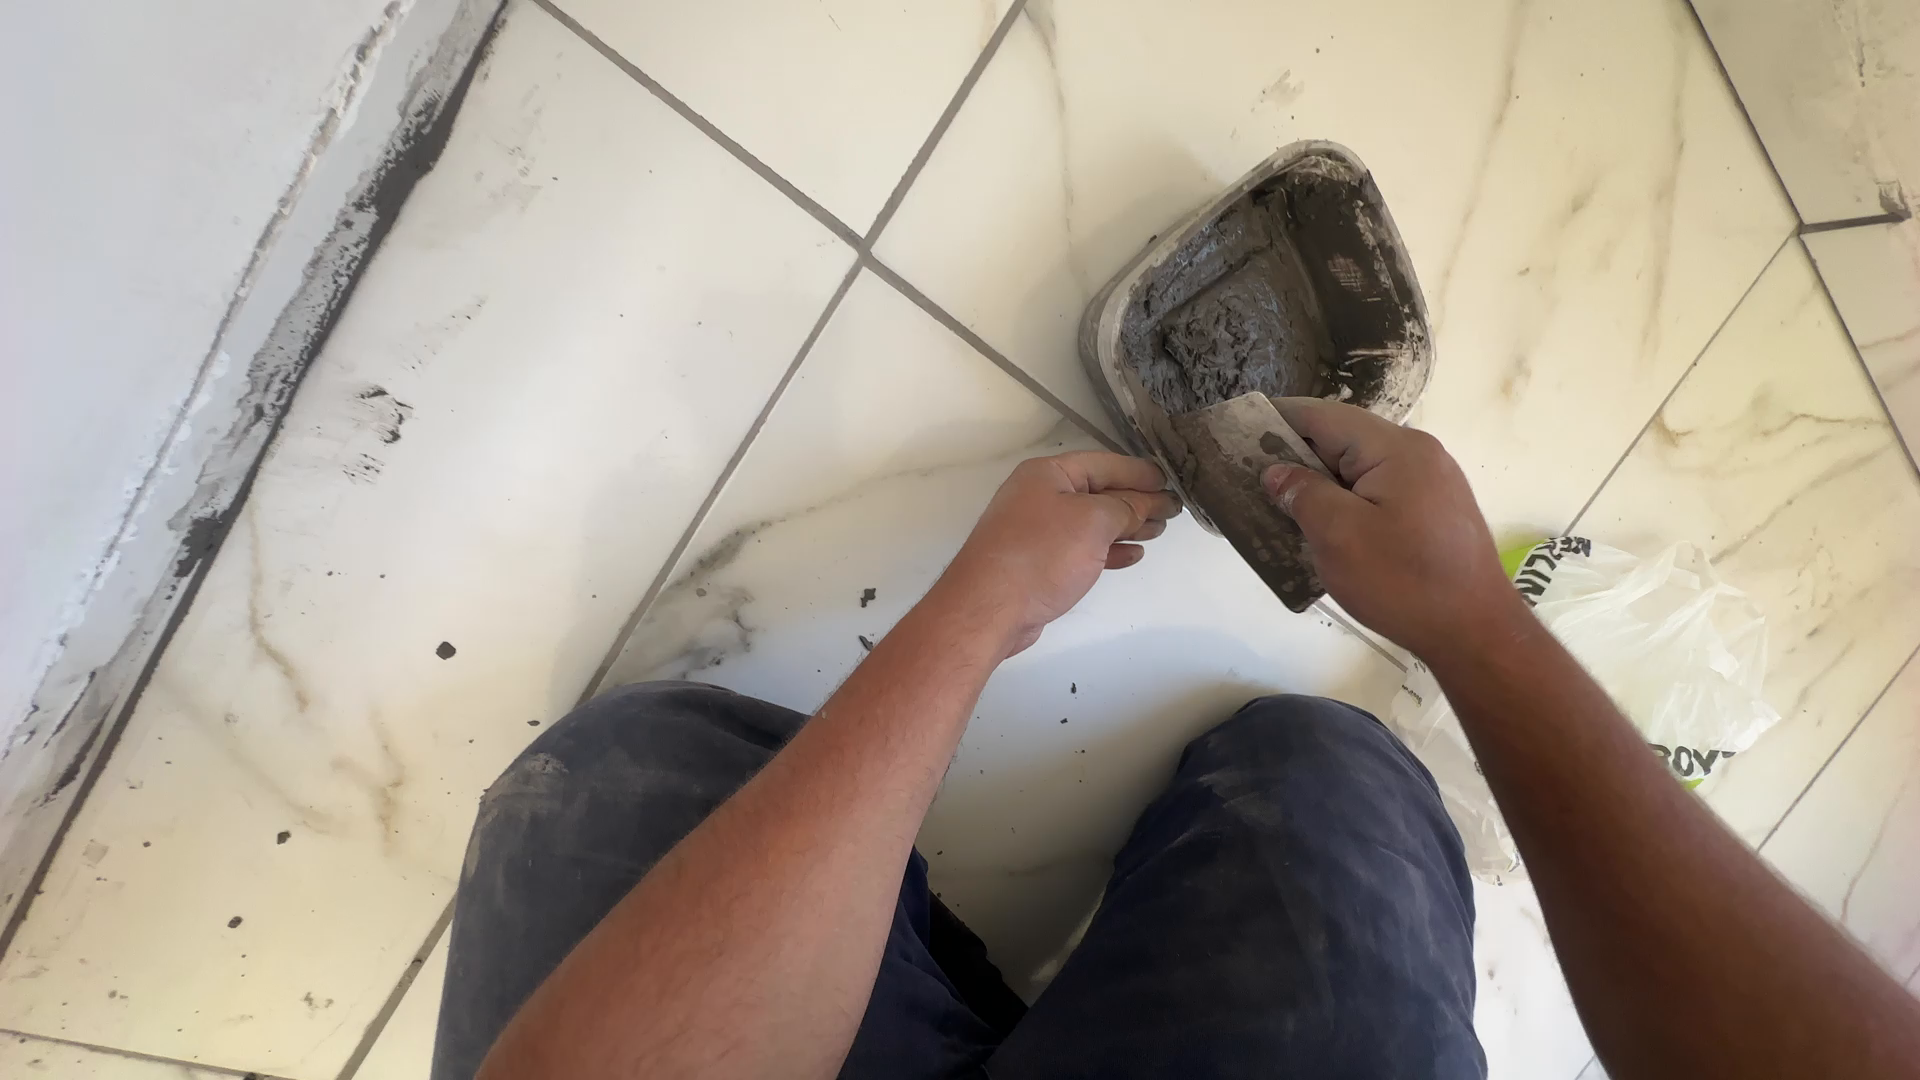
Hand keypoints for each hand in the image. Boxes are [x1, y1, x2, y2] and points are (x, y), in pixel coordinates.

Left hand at [939, 452, 1181, 657]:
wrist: (990, 607)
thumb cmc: (1041, 554)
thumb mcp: (1093, 521)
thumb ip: (1126, 508)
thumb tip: (1145, 505)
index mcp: (1048, 474)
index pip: (1103, 464)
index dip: (1138, 472)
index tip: (1168, 481)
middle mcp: (1040, 497)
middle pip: (1098, 492)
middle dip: (1136, 500)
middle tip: (1171, 510)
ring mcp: (1038, 531)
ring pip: (1092, 522)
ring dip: (1126, 526)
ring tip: (1158, 531)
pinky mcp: (1039, 562)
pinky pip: (1081, 549)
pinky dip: (1107, 550)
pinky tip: (1131, 554)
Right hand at [1260, 398, 1526, 660]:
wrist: (1475, 633)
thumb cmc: (1403, 581)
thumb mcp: (1339, 535)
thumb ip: (1302, 493)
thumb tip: (1276, 472)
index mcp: (1396, 449)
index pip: (1323, 417)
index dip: (1277, 419)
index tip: (1236, 430)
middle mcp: (1416, 454)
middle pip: (1339, 439)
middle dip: (1291, 453)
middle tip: (1245, 475)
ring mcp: (1427, 482)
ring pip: (1354, 467)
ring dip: (1313, 481)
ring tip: (1272, 502)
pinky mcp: (1428, 510)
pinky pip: (1371, 490)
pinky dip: (1337, 499)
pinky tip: (1314, 524)